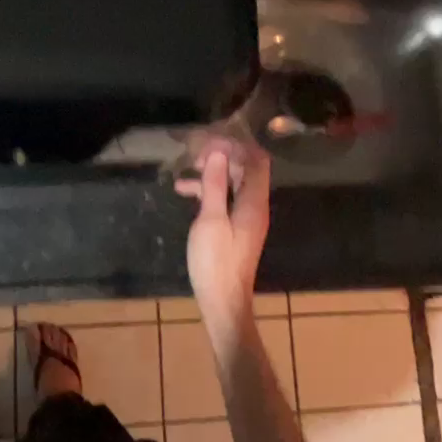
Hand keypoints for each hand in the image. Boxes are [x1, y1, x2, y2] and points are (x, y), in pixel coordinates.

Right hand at [175, 146, 270, 322]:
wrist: (223, 302)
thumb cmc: (216, 262)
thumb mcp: (210, 221)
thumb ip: (215, 185)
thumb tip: (218, 152)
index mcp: (254, 202)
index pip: (257, 161)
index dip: (237, 145)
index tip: (211, 140)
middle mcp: (255, 206)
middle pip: (246, 170)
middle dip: (223, 156)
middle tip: (196, 153)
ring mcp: (246, 218)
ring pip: (234, 184)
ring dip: (213, 173)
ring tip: (188, 169)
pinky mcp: (235, 229)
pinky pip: (225, 200)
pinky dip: (208, 192)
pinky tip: (184, 192)